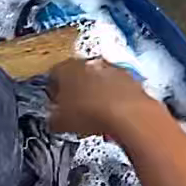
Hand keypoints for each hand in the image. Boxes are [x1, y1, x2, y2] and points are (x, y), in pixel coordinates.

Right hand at [46, 58, 164, 138]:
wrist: (129, 117)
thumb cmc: (92, 113)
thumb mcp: (59, 122)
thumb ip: (52, 118)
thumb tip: (53, 121)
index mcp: (66, 67)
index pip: (53, 75)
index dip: (53, 91)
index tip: (55, 103)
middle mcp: (89, 63)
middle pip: (77, 75)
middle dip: (76, 92)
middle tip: (74, 111)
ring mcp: (113, 70)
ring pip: (100, 81)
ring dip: (97, 95)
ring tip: (96, 118)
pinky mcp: (133, 80)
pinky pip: (119, 90)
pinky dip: (115, 101)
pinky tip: (113, 119)